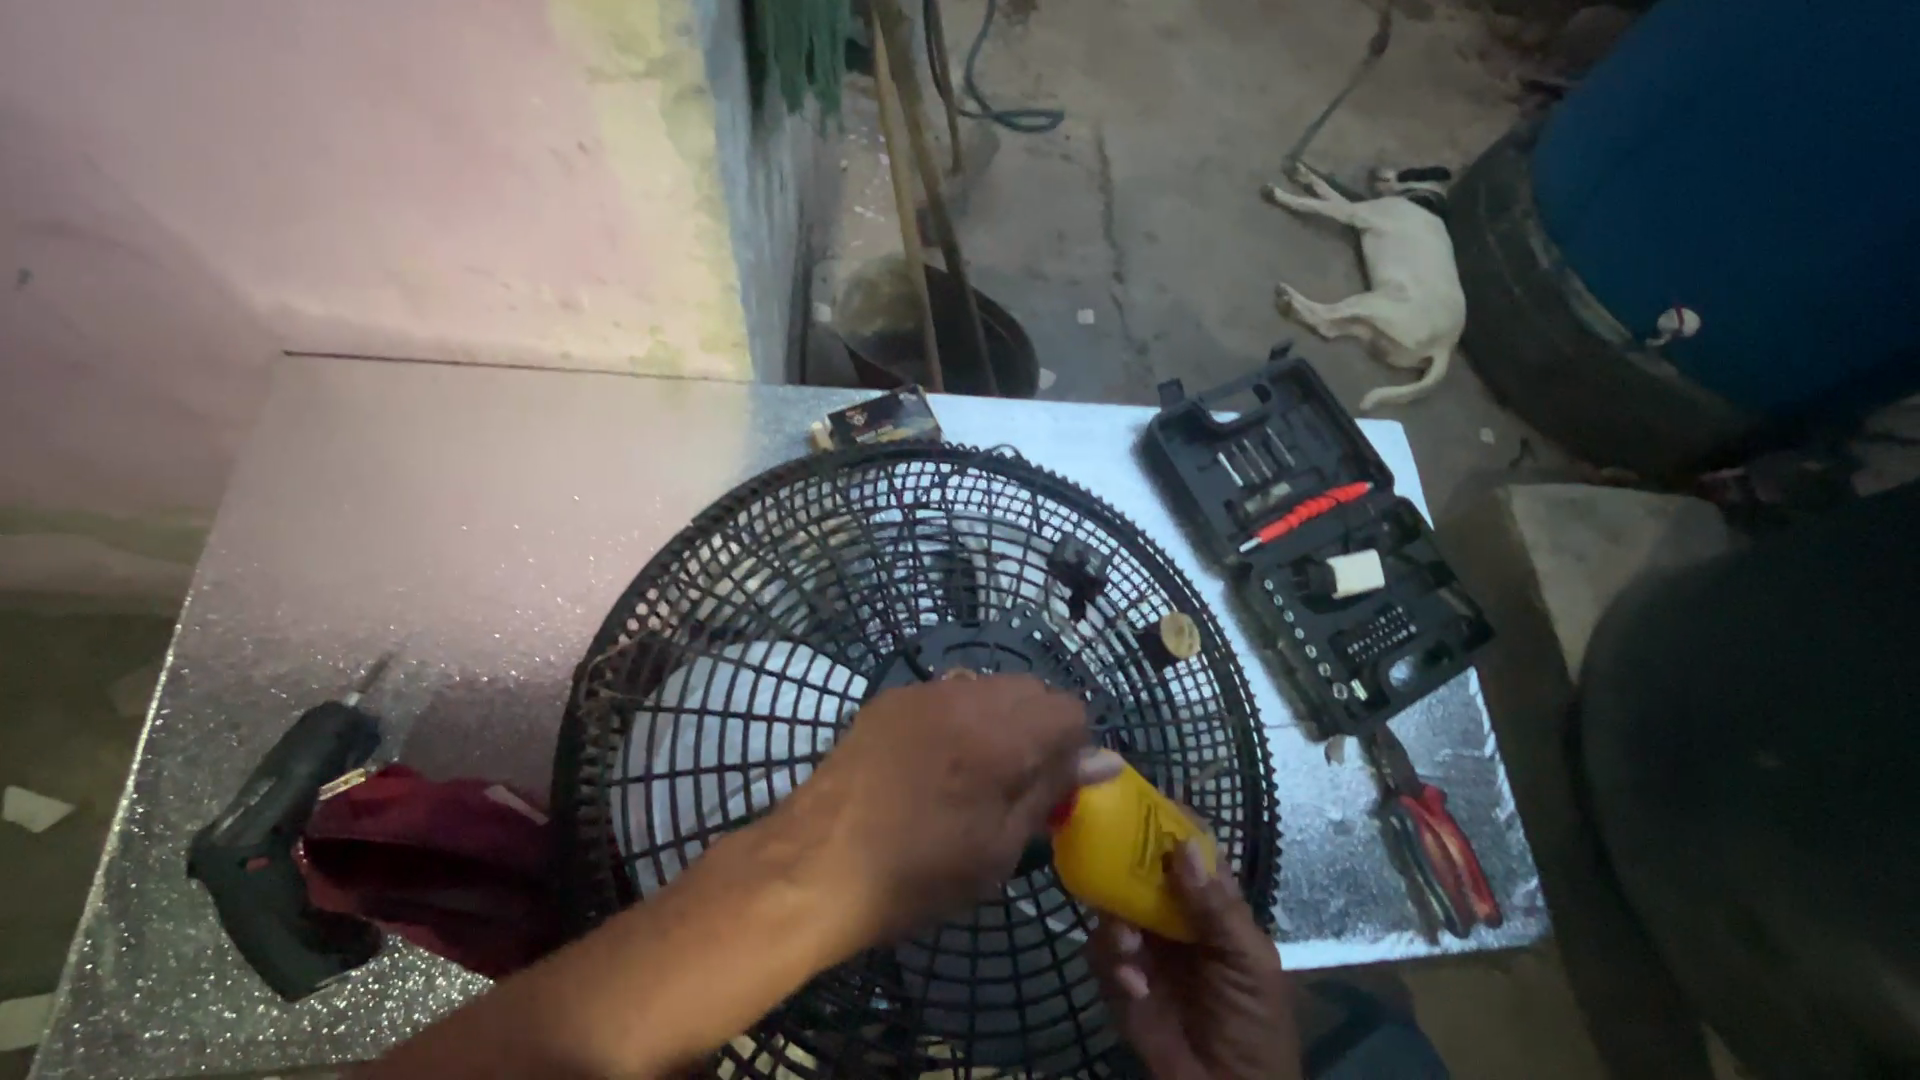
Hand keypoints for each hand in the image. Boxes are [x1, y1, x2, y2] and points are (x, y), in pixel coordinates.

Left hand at [775, 672, 1121, 944]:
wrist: (815, 864)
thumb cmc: (918, 872)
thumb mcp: (999, 847)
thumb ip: (1052, 791)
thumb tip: (1104, 759)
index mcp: (1002, 734)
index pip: (1070, 709)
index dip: (1073, 747)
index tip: (1053, 788)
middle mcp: (967, 696)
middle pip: (1030, 690)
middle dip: (1038, 729)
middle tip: (1016, 782)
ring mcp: (923, 691)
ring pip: (988, 687)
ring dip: (999, 720)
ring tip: (973, 772)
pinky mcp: (890, 698)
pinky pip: (947, 694)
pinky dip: (959, 718)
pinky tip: (933, 762)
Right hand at [1092, 840, 1299, 1079]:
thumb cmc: (1255, 1023)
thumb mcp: (1248, 963)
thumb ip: (1215, 907)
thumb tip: (1183, 847)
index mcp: (1211, 905)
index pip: (1188, 850)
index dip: (1170, 823)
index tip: (1144, 799)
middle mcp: (1172, 915)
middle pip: (1141, 870)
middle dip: (1125, 865)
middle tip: (1111, 859)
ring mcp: (1143, 945)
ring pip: (1113, 906)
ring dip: (1117, 921)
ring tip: (1128, 946)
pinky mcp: (1119, 978)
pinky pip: (1102, 953)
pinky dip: (1113, 964)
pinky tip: (1134, 986)